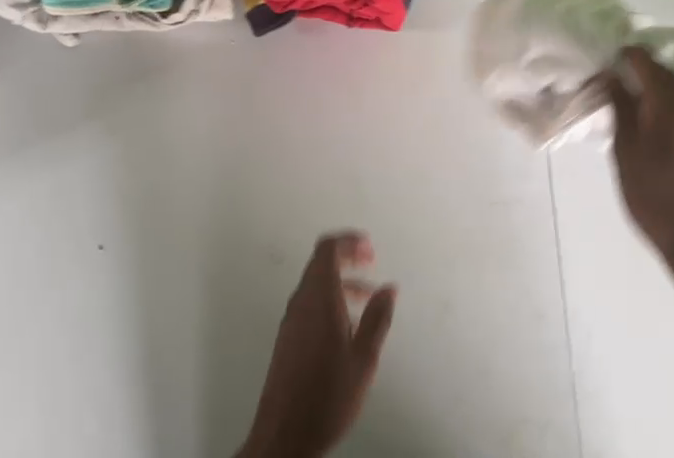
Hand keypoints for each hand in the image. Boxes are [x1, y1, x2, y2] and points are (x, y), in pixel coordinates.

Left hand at [237, 232, 395, 457]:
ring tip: (368, 297)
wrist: (285, 433)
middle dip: (346, 256)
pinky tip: (348, 324)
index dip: (348, 241)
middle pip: (319, 263)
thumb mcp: (364, 358)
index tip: (369, 246)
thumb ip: (378, 318)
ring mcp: (291, 319)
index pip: (326, 250)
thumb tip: (388, 287)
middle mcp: (300, 302)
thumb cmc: (328, 395)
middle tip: (371, 261)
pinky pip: (309, 303)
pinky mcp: (288, 336)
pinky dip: (330, 299)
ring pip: (315, 284)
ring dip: (341, 281)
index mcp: (318, 299)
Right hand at [606, 46, 673, 269]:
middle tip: (623, 83)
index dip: (630, 56)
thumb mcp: (624, 152)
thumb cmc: (652, 197)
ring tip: (643, 110)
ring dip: (664, 95)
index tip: (613, 59)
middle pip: (670, 77)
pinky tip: (667, 134)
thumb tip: (612, 76)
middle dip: (647, 74)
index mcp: (669, 106)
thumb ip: (620, 109)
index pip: (649, 63)